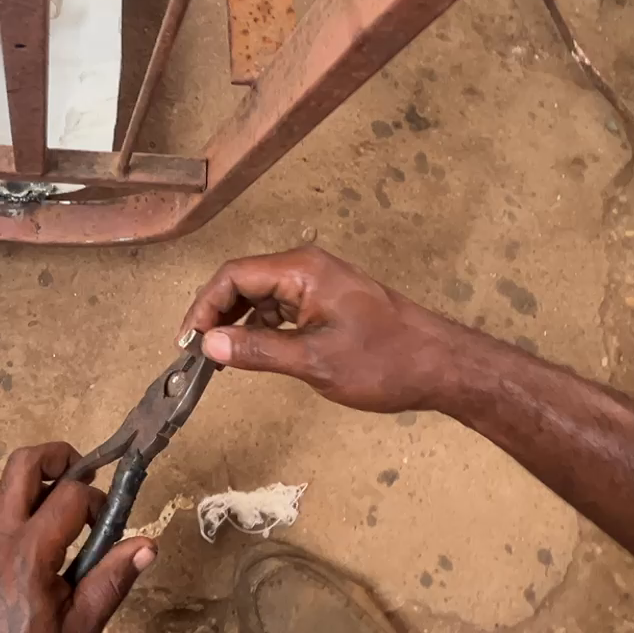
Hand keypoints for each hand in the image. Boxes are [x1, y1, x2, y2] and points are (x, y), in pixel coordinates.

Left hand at [0, 442, 154, 632]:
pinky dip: (30, 503)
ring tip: (73, 508)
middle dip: (60, 456)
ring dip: (44, 480)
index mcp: (27, 554)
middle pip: (24, 463)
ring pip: (10, 482)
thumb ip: (110, 582)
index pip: (69, 495)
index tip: (110, 523)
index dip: (97, 501)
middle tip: (87, 476)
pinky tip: (52, 535)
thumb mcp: (77, 628)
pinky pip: (4, 507)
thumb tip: (147, 546)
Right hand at [179, 246, 460, 412]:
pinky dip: (259, 326)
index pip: (234, 275)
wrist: (444, 367)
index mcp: (300, 270)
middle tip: (197, 350)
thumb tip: (208, 345)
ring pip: (259, 294)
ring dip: (236, 321)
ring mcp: (315, 282)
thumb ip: (258, 350)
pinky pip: (278, 305)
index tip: (189, 340)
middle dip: (216, 313)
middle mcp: (304, 267)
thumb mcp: (315, 362)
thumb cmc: (384, 361)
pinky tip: (251, 350)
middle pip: (243, 281)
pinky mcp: (324, 299)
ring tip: (218, 355)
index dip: (205, 306)